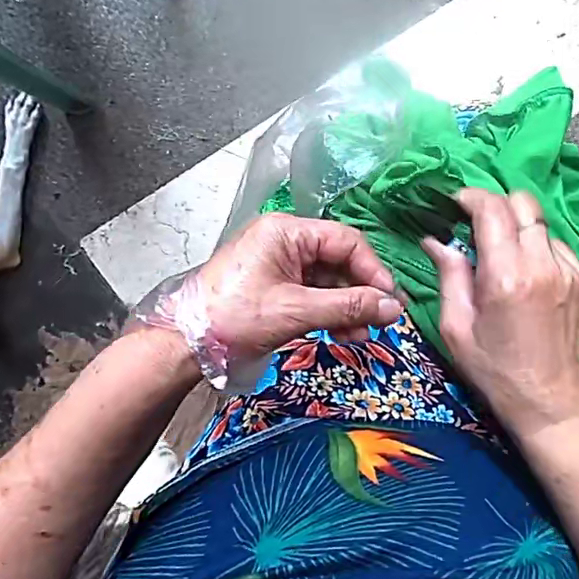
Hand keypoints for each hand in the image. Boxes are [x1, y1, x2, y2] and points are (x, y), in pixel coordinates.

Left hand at [167, 214, 403, 365]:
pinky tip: (344, 333)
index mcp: (287, 232)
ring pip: (329, 281)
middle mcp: (285, 241)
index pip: (346, 241)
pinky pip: (314, 294)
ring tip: (362, 334)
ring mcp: (280, 264)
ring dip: (348, 307)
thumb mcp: (296, 311)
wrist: (185, 345)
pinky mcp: (276, 286)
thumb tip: (393, 308)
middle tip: (382, 320)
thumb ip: (348, 307)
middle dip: (361, 293)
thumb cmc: (233, 319)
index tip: (390, 300)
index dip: (373, 270)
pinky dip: (330, 313)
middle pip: (339, 261)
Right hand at [421, 188, 578, 439]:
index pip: (492, 209)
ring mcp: (570, 271)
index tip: (456, 204)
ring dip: (517, 228)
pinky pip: (556, 245)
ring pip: (540, 222)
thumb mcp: (456, 327)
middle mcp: (543, 266)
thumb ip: (449, 275)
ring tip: (502, 256)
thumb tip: (435, 240)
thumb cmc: (494, 369)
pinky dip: (537, 248)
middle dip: (496, 206)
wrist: (550, 399)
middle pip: (522, 202)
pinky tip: (526, 275)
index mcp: (506, 277)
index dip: (471, 197)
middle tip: (477, 226)